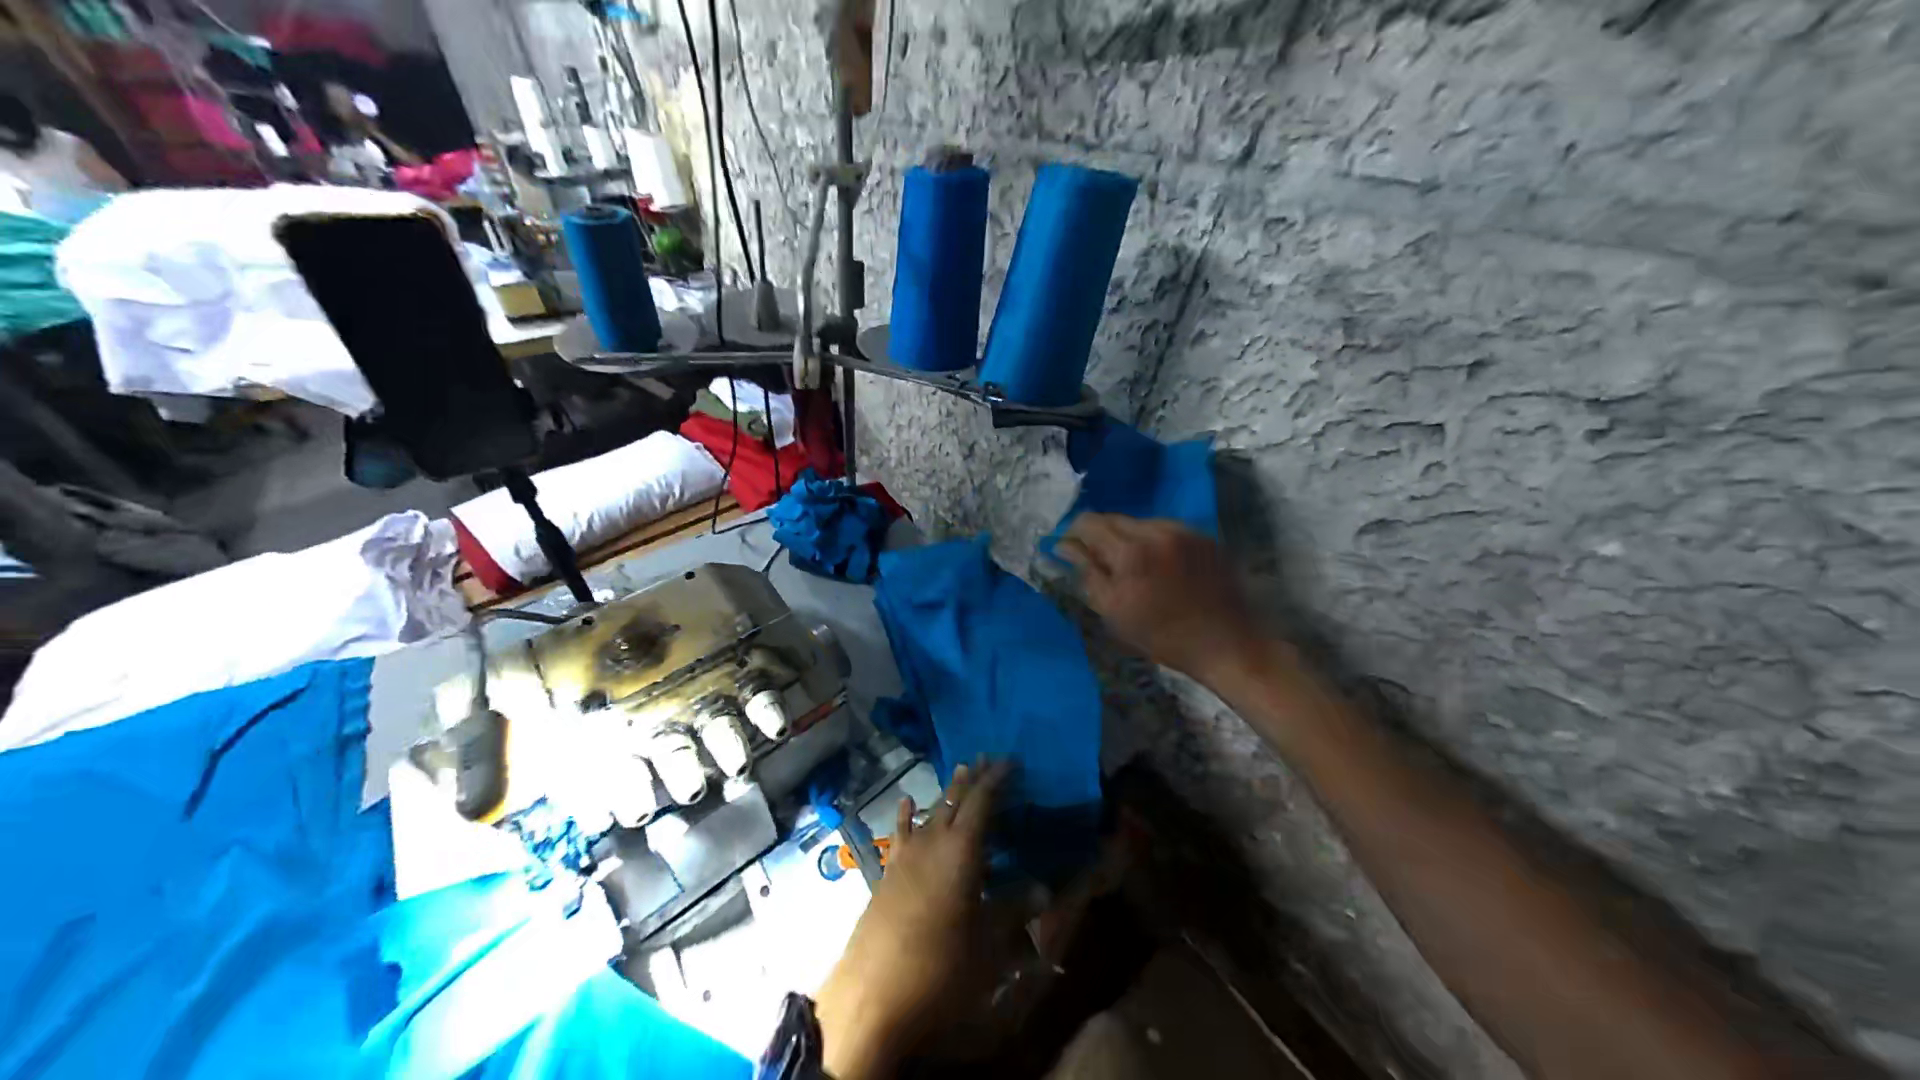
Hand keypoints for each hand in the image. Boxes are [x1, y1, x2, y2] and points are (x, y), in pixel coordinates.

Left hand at [814, 759, 1009, 1079]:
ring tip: (960, 773)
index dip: (997, 779)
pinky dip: (907, 814)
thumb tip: (1043, 889)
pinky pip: (901, 832)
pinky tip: (906, 802)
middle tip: (988, 760)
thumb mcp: (990, 945)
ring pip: (930, 812)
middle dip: (973, 779)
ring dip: (947, 793)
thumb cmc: (941, 968)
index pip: (983, 802)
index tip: (1010, 760)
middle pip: (955, 800)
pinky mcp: (888, 874)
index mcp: (962, 851)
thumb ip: (1016, 911)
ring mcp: (905, 856)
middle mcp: (932, 842)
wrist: (873, 997)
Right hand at [1057, 513, 1260, 682]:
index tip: (1070, 551)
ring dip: (1129, 539)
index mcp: (1131, 551)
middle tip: (1101, 565)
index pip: (1089, 522)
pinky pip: (1166, 530)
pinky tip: (1161, 569)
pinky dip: (1154, 543)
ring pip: (1141, 523)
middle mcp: (1157, 530)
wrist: (1226, 644)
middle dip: (1101, 537)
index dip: (1073, 534)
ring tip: (1134, 570)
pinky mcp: (1204, 537)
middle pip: (1115, 518)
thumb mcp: (1113, 611)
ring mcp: (1184, 531)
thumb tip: (1062, 547)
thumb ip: (1086, 572)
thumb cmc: (1161, 636)